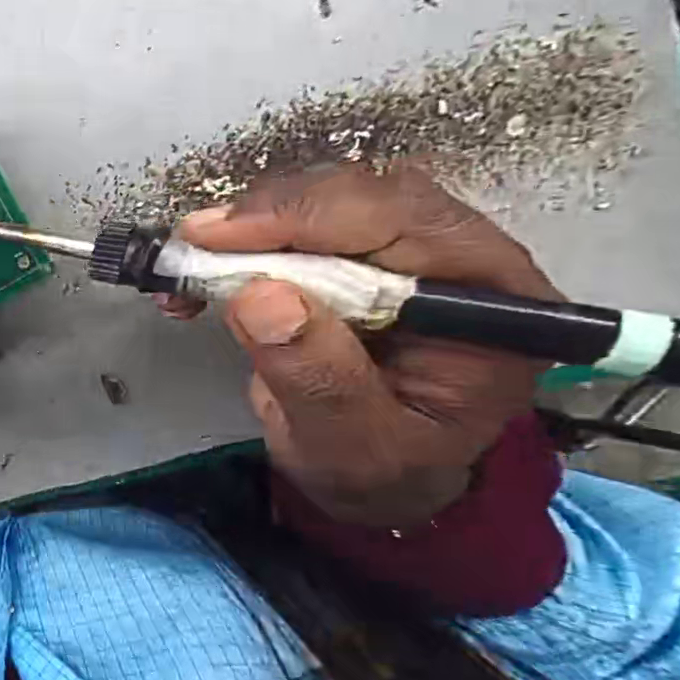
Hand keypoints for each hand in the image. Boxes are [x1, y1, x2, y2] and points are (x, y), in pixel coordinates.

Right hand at [169, 167, 556, 527]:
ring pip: (327, 203)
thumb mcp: (349, 443)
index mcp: (490, 302)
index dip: (302, 217)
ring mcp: (408, 256)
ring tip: (189, 272)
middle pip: (363, 198)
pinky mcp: (359, 260)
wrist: (380, 480)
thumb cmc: (378, 469)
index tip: (212, 236)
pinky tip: (203, 276)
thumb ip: (316, 376)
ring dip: (247, 229)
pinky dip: (240, 245)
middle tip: (190, 249)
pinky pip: (300, 229)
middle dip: (267, 217)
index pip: (403, 224)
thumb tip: (260, 296)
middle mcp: (459, 261)